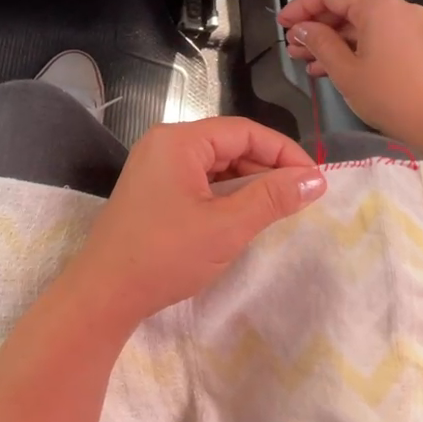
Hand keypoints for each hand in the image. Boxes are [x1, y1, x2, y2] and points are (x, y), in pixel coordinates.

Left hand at [60, 117, 325, 329]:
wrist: (106, 290)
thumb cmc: (166, 254)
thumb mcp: (227, 226)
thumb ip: (272, 198)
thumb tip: (315, 179)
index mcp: (178, 141)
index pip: (243, 131)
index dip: (284, 151)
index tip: (316, 180)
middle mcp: (164, 144)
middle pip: (228, 143)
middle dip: (267, 166)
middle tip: (302, 198)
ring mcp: (154, 166)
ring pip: (214, 163)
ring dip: (248, 181)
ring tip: (279, 208)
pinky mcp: (152, 189)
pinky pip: (198, 179)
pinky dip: (224, 192)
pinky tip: (244, 214)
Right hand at [276, 0, 422, 158]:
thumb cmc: (393, 96)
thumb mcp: (345, 71)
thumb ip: (319, 43)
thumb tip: (302, 28)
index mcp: (379, 7)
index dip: (301, 5)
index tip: (281, 25)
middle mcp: (399, 9)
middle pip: (348, 7)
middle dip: (316, 26)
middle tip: (292, 48)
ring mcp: (414, 27)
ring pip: (363, 25)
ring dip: (333, 40)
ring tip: (308, 62)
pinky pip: (380, 38)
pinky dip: (355, 49)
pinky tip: (336, 70)